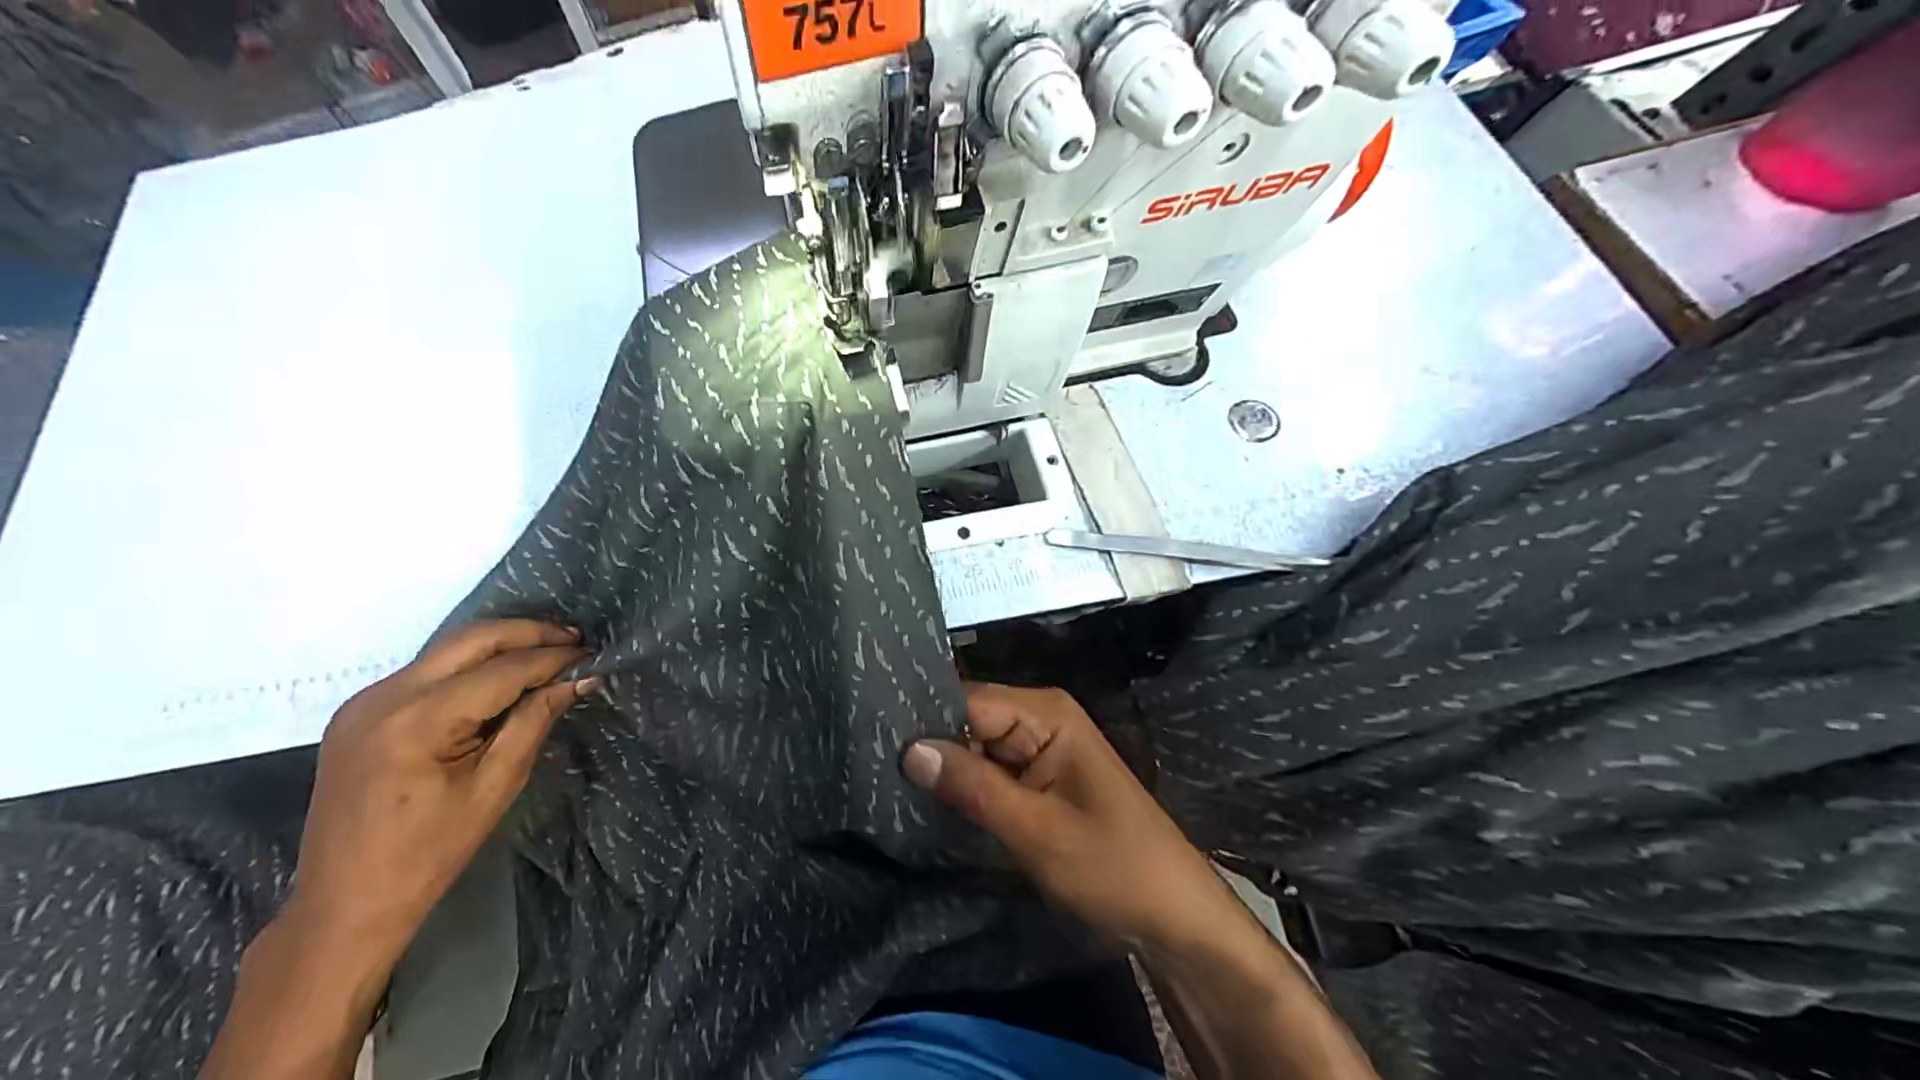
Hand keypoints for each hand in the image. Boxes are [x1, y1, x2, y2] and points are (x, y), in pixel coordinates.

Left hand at [205, 620, 594, 1079]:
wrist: (343, 903)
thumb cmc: (429, 853)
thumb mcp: (496, 786)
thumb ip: (535, 721)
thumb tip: (579, 679)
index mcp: (417, 721)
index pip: (502, 669)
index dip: (552, 658)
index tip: (592, 654)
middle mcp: (384, 696)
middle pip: (471, 640)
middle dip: (528, 633)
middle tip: (575, 639)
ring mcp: (365, 701)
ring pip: (448, 649)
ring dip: (501, 644)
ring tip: (549, 650)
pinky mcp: (359, 711)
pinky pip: (427, 670)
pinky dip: (470, 664)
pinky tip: (501, 675)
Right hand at [900, 682, 1249, 954]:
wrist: (1173, 916)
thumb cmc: (1114, 868)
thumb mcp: (1038, 832)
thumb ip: (973, 788)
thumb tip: (908, 749)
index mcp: (1046, 713)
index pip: (966, 700)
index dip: (922, 720)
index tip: (869, 739)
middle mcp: (1039, 718)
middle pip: (966, 720)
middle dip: (925, 744)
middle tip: (867, 767)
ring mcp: (1038, 748)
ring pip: (972, 747)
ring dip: (940, 768)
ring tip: (881, 783)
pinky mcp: (1035, 778)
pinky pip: (986, 771)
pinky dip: (961, 787)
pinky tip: (921, 799)